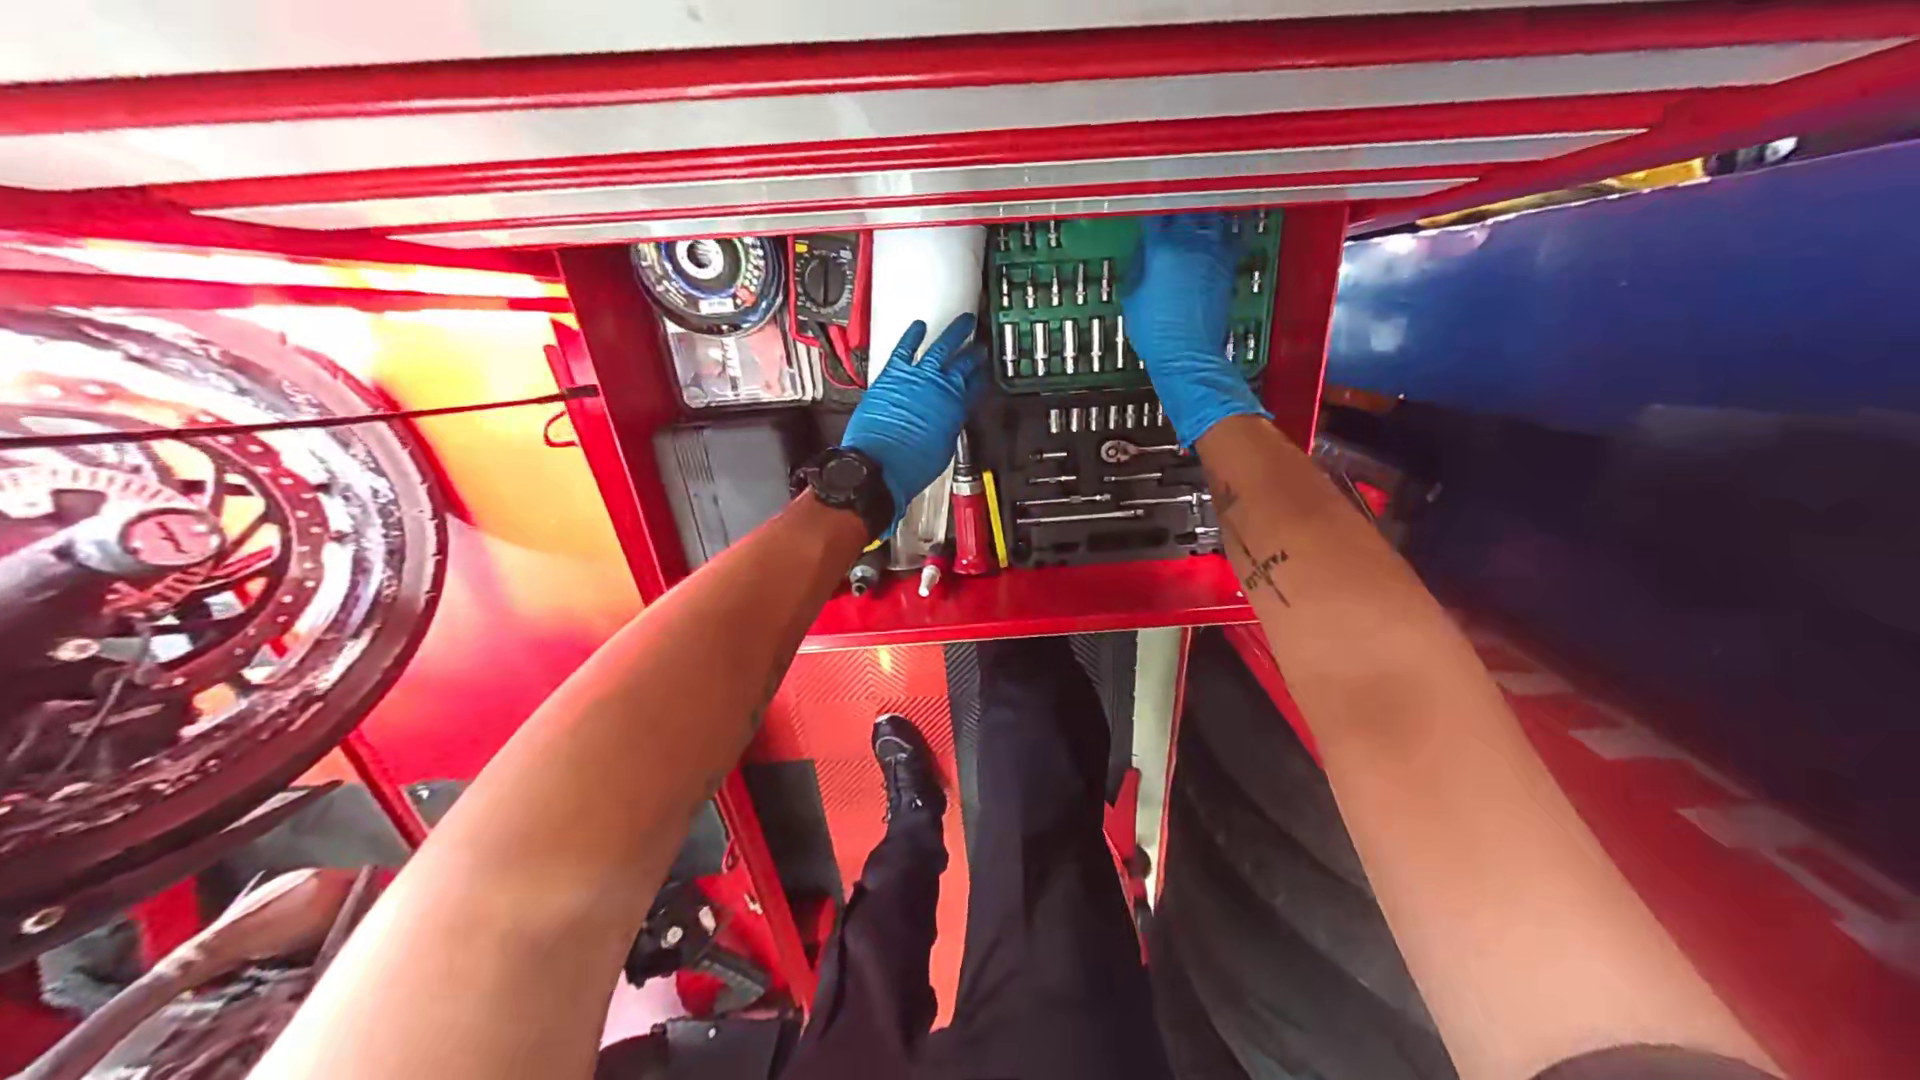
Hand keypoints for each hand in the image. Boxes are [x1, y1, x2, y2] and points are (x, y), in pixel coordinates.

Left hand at [841, 313, 985, 533]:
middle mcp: (941, 389)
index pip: (976, 387)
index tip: (986, 371)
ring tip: (963, 321)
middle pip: (963, 364)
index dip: (982, 378)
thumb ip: (947, 428)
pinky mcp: (893, 375)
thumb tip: (946, 422)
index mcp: (956, 409)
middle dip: (974, 353)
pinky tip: (918, 326)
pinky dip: (912, 335)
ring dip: (953, 333)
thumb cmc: (910, 465)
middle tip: (980, 344)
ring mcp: (917, 378)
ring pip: (940, 347)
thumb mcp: (942, 450)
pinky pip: (905, 348)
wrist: (880, 466)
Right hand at [1121, 213, 1270, 446]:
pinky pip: (1232, 234)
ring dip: (1203, 206)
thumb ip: (1137, 267)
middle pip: (1186, 206)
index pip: (1154, 214)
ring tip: (1197, 201)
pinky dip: (1227, 225)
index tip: (1143, 203)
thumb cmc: (1157, 333)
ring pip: (1212, 213)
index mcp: (1162, 248)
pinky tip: (1224, 222)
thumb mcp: (1133, 298)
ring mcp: (1213, 253)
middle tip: (1171, 197)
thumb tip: (1142, 252)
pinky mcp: (1227, 266)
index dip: (1148, 207)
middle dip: (1177, 200)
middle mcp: (1191, 243)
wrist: (1189, 355)